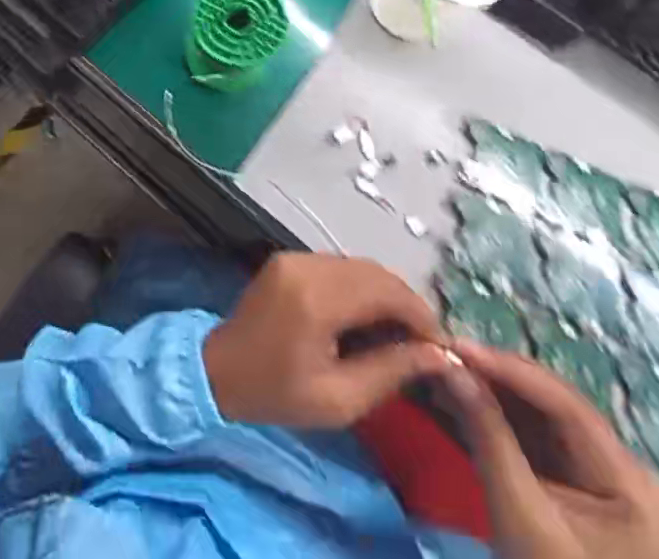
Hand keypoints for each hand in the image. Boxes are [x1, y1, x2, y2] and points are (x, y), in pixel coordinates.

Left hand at [202, 253, 453, 427]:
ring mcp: (293, 259)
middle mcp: (305, 266)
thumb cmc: (275, 393)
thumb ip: (391, 371)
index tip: (441, 349)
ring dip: (385, 295)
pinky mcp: (286, 261)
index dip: (422, 317)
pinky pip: (337, 267)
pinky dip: (360, 288)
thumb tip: (439, 355)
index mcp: (316, 299)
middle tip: (424, 344)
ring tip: (398, 335)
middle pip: (376, 273)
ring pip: (359, 266)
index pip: (388, 292)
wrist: (216, 371)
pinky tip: (366, 319)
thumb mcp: (339, 398)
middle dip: (407, 305)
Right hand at [441, 341, 658, 558]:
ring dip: (491, 391)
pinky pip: (530, 437)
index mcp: (629, 483)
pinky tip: (458, 397)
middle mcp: (622, 471)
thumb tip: (452, 370)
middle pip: (554, 406)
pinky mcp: (569, 485)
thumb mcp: (517, 511)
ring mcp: (597, 478)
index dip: (511, 370)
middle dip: (498, 376)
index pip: (568, 407)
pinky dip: (492, 416)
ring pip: (539, 417)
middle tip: (446, 352)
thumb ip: (487, 436)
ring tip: (445, 367)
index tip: (458, 346)